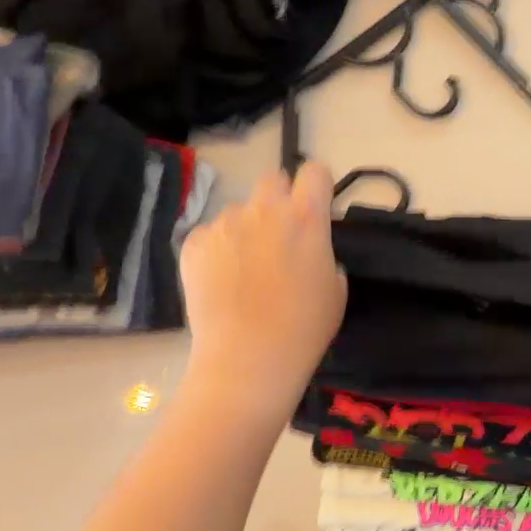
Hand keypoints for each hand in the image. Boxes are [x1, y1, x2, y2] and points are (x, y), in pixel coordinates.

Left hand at [179, 162, 345, 421]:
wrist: (248, 358)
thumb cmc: (305, 328)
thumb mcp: (336, 290)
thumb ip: (324, 256)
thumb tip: (308, 252)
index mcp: (307, 218)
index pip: (315, 172)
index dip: (318, 185)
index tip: (318, 204)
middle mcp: (264, 210)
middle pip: (273, 180)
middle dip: (280, 199)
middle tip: (282, 236)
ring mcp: (224, 224)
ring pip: (240, 212)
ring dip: (248, 230)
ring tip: (248, 271)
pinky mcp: (194, 243)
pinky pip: (212, 236)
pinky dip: (220, 252)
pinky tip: (225, 283)